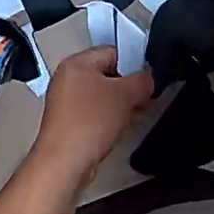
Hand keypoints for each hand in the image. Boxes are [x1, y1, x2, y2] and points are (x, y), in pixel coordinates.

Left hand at [31, 47, 152, 184]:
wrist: (64, 161)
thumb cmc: (90, 122)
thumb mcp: (125, 96)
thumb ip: (142, 81)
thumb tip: (149, 78)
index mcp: (76, 62)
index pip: (112, 51)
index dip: (134, 63)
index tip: (148, 79)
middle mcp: (66, 77)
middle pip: (107, 73)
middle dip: (127, 86)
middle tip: (143, 98)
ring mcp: (64, 100)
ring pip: (101, 94)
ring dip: (119, 103)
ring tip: (131, 115)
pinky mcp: (67, 120)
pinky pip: (93, 110)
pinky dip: (107, 116)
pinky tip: (117, 127)